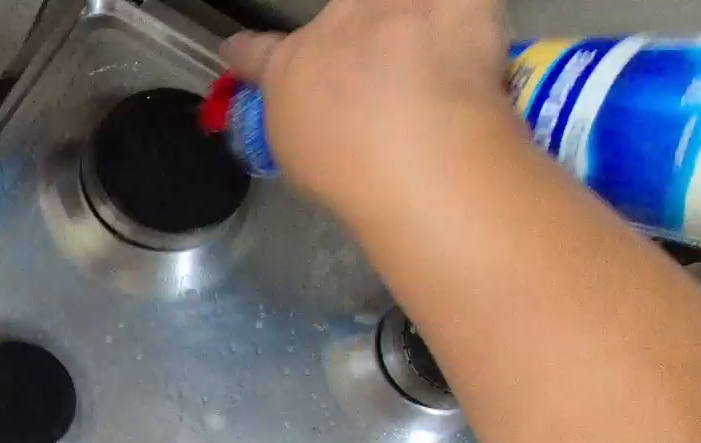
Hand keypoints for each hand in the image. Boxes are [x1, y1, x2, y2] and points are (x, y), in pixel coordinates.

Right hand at [220, 0, 517, 222]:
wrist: (420, 153)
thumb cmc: (341, 168)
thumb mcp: (292, 149)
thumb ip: (295, 111)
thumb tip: (310, 104)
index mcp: (288, 64)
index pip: (254, 52)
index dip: (244, 53)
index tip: (237, 50)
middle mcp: (337, 20)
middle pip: (338, 17)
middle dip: (351, 38)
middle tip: (373, 72)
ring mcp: (398, 4)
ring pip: (397, 9)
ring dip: (404, 25)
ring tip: (423, 62)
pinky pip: (457, 5)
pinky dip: (460, 22)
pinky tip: (463, 52)